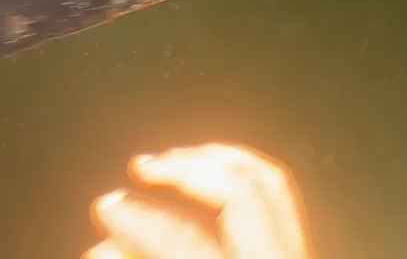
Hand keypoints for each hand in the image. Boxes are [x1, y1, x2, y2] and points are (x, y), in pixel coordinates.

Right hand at [86, 145, 309, 258]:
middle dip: (183, 167)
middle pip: (238, 187)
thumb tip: (103, 246)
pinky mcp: (303, 249)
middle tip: (143, 165)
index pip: (185, 239)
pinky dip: (239, 172)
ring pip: (266, 178)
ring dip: (213, 158)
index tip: (106, 206)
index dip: (137, 220)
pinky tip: (212, 171)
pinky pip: (276, 193)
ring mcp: (302, 252)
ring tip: (174, 157)